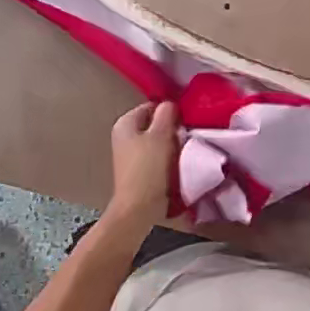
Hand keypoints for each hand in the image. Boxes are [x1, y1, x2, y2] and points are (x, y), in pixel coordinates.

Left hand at [108, 100, 179, 222]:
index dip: (168, 112)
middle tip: (186, 135)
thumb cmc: (148, 167)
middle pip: (153, 124)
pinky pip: (156, 156)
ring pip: (156, 141)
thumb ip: (166, 115)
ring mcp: (130, 154)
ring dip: (170, 144)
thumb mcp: (160, 135)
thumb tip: (170, 104)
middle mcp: (124, 136)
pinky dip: (166, 158)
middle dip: (170, 129)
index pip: (151, 107)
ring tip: (183, 150)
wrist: (139, 206)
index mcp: (124, 123)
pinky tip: (177, 164)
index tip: (184, 121)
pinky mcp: (138, 169)